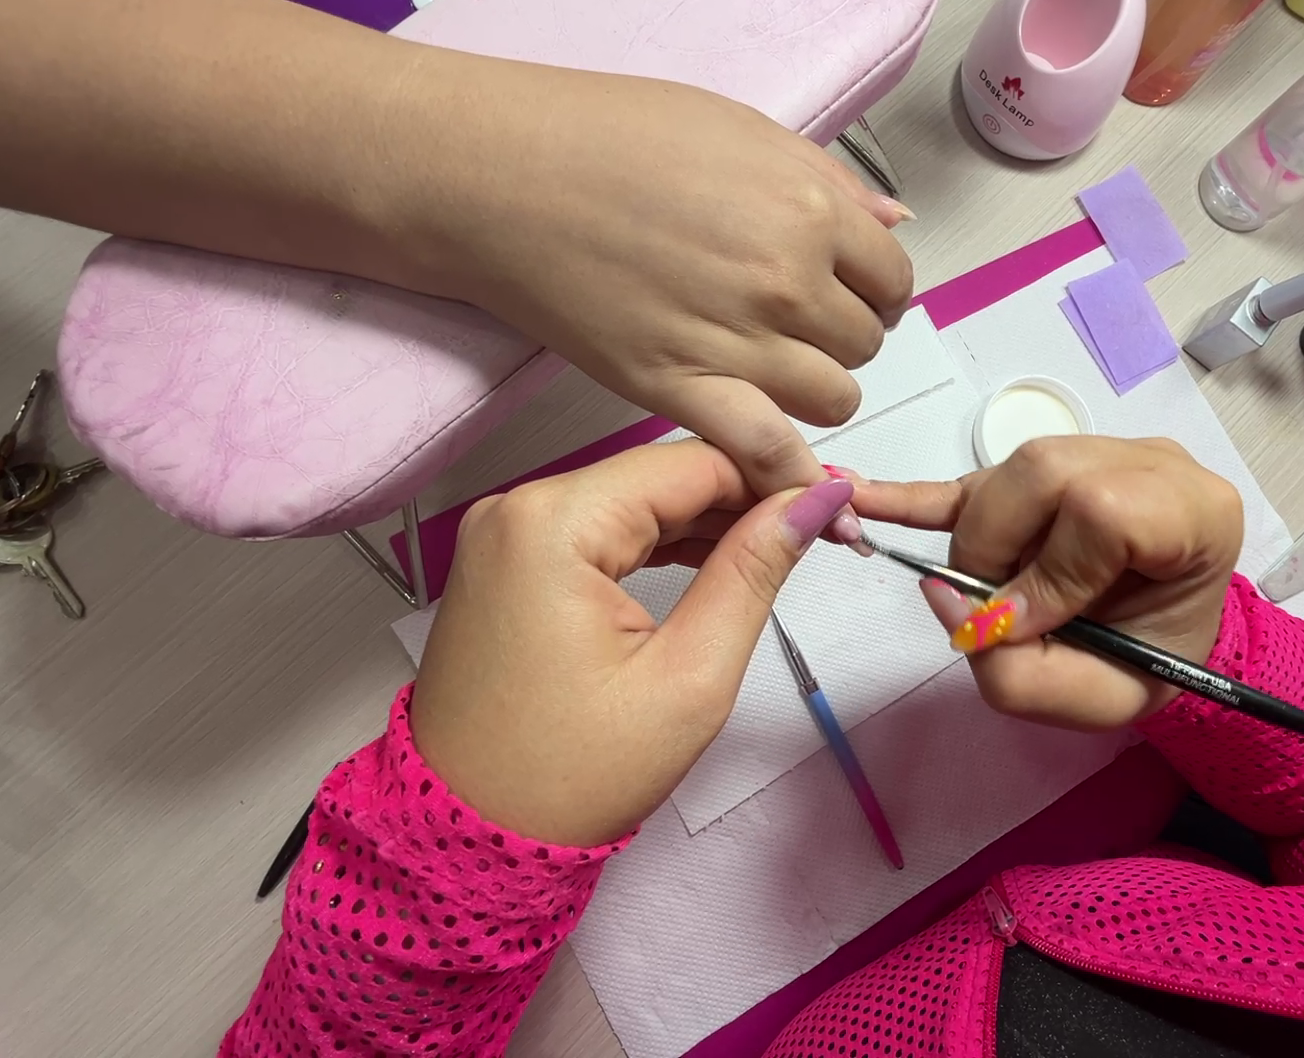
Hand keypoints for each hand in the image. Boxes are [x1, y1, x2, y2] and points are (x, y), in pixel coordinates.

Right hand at [395, 59, 914, 499]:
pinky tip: (799, 484)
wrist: (503, 177)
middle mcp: (785, 283)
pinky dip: (792, 475)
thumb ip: (831, 182)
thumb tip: (896, 224)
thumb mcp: (742, 128)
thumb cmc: (609, 138)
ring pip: (832, 401)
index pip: (893, 281)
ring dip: (817, 391)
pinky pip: (767, 452)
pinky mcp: (680, 392)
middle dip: (842, 337)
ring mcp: (736, 344)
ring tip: (777, 370)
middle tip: (803, 325)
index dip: (877, 292)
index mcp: (808, 210)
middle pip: (864, 346)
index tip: (854, 294)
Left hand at [408, 442, 853, 845]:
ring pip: (638, 500)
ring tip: (780, 546)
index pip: (692, 464)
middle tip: (822, 530)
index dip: (775, 477)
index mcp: (553, 521)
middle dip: (747, 500)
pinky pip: (606, 529)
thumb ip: (754, 571)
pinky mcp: (513, 559)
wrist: (467, 840)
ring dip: (711, 520)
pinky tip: (718, 556)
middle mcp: (520, 506)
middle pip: (663, 477)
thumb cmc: (576, 774)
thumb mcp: (689, 676)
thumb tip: (814, 499)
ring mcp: (510, 531)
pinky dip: (664, 540)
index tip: (837, 506)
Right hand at [849, 437, 1243, 730]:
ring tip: (991, 585)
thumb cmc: (1140, 666)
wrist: (1156, 636)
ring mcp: (1094, 449)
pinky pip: (967, 478)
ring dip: (978, 538)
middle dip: (993, 551)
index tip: (1024, 623)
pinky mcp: (1035, 466)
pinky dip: (910, 496)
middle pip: (1038, 473)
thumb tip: (942, 594)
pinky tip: (859, 496)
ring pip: (1006, 471)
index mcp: (1194, 513)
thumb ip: (1018, 672)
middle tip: (991, 606)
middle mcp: (1148, 462)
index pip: (1102, 512)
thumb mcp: (1099, 700)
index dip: (1050, 573)